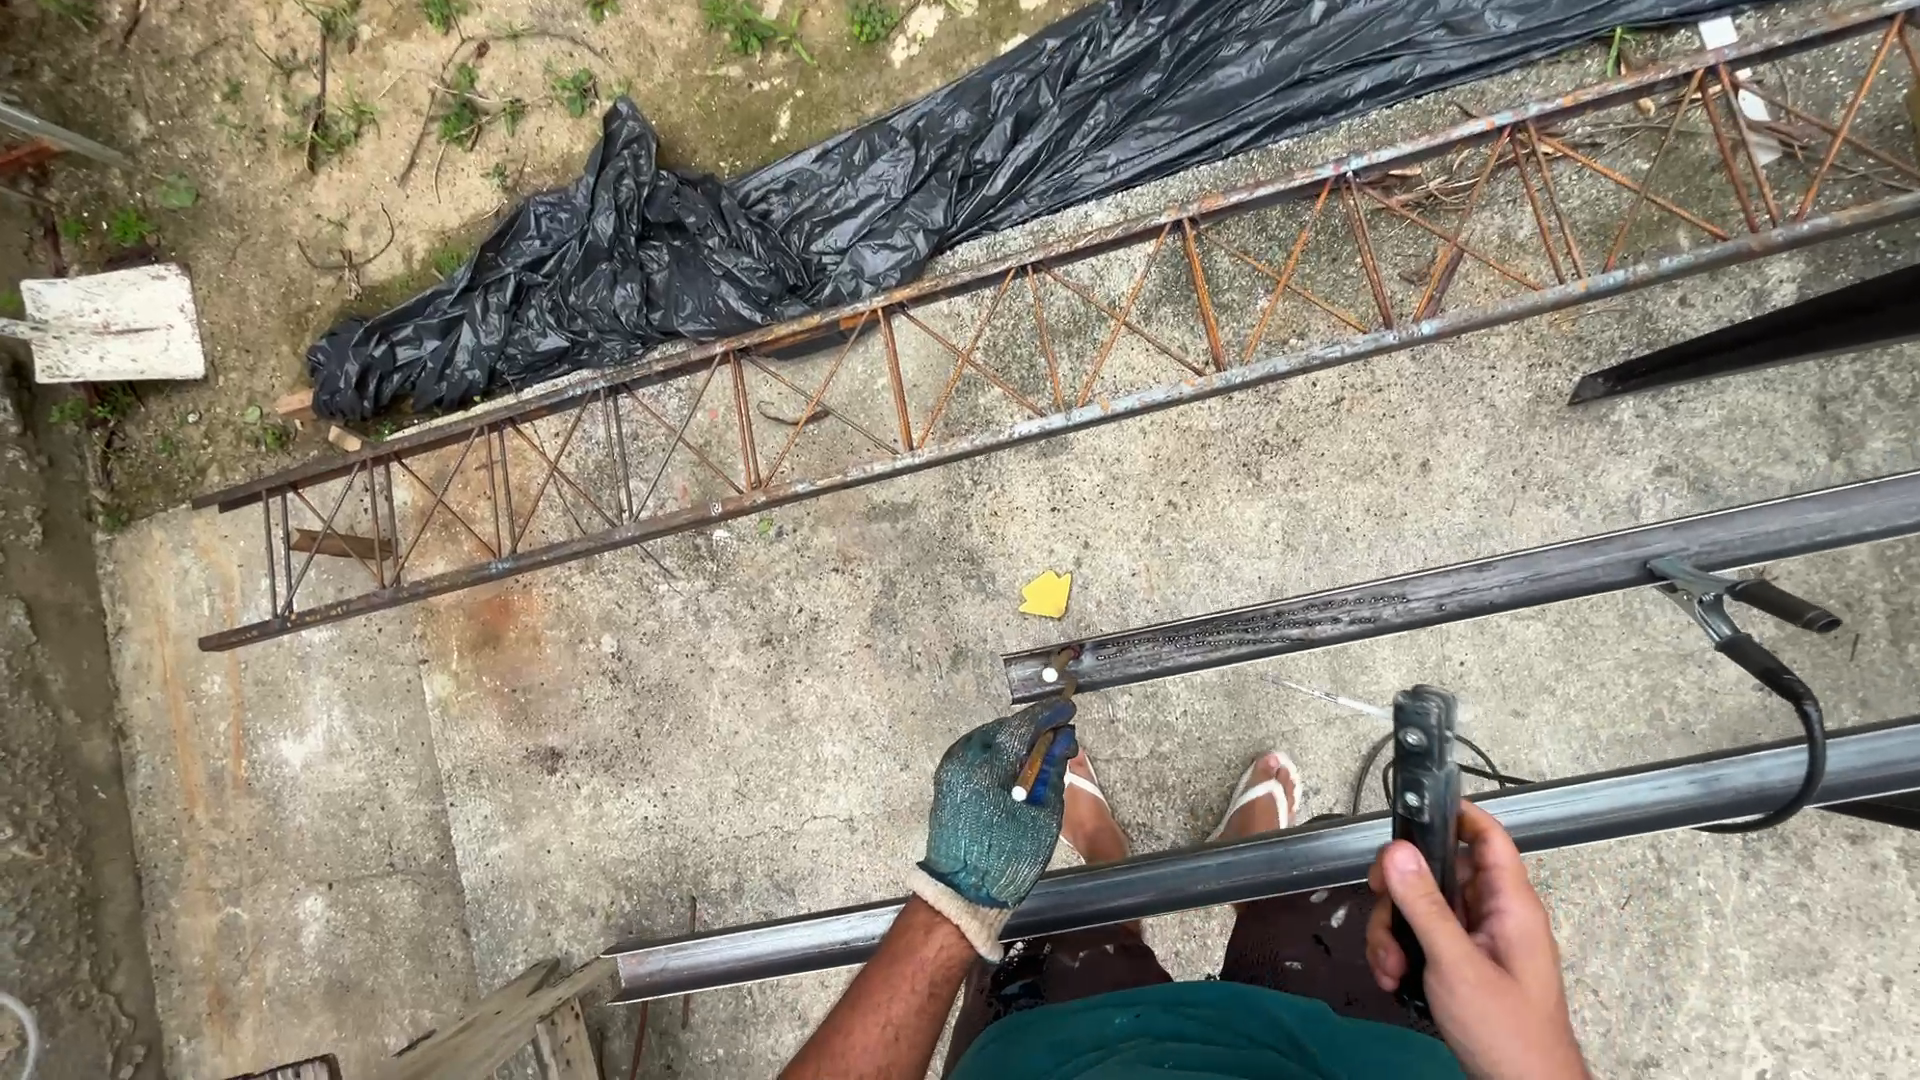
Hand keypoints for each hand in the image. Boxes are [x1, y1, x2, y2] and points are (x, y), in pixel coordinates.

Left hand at [908, 699, 1076, 959]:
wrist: (962, 890)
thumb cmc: (1008, 858)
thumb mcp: (1043, 816)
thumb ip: (1052, 771)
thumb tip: (1062, 741)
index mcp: (987, 767)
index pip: (1022, 727)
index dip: (1048, 716)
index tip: (1067, 709)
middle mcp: (963, 759)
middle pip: (1004, 729)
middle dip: (1032, 728)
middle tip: (1058, 734)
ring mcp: (951, 767)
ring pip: (989, 737)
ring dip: (1015, 739)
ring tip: (1040, 749)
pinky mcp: (947, 778)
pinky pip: (977, 751)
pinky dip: (999, 750)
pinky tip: (1015, 761)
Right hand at [1365, 801, 1588, 1079]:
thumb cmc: (1505, 1031)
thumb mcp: (1456, 964)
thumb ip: (1425, 905)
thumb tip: (1396, 849)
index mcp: (1509, 905)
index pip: (1487, 837)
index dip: (1454, 813)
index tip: (1409, 810)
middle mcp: (1491, 913)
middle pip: (1433, 871)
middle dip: (1398, 893)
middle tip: (1382, 908)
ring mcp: (1473, 937)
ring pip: (1417, 906)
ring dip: (1391, 932)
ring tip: (1390, 966)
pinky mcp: (1456, 959)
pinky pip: (1416, 935)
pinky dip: (1397, 951)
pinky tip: (1394, 978)